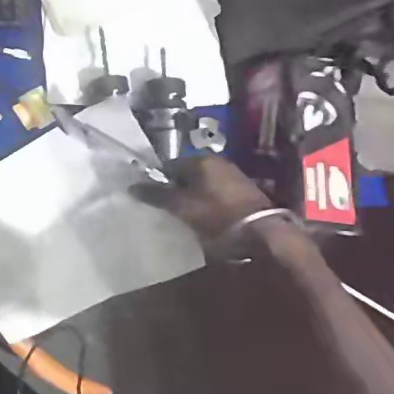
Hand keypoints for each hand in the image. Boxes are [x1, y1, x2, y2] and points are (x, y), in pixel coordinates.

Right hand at [134, 154, 274, 238]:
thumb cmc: (217, 215)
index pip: (169, 165)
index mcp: (201, 160)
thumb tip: (132, 186)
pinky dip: (205, 203)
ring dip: (191, 197)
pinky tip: (202, 218)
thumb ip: (157, 195)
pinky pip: (214, 193)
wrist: (261, 233)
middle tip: (165, 208)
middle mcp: (218, 162)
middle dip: (175, 189)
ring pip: (201, 184)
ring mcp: (233, 176)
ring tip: (181, 216)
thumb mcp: (182, 207)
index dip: (158, 180)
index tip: (151, 197)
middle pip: (186, 174)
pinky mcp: (242, 192)